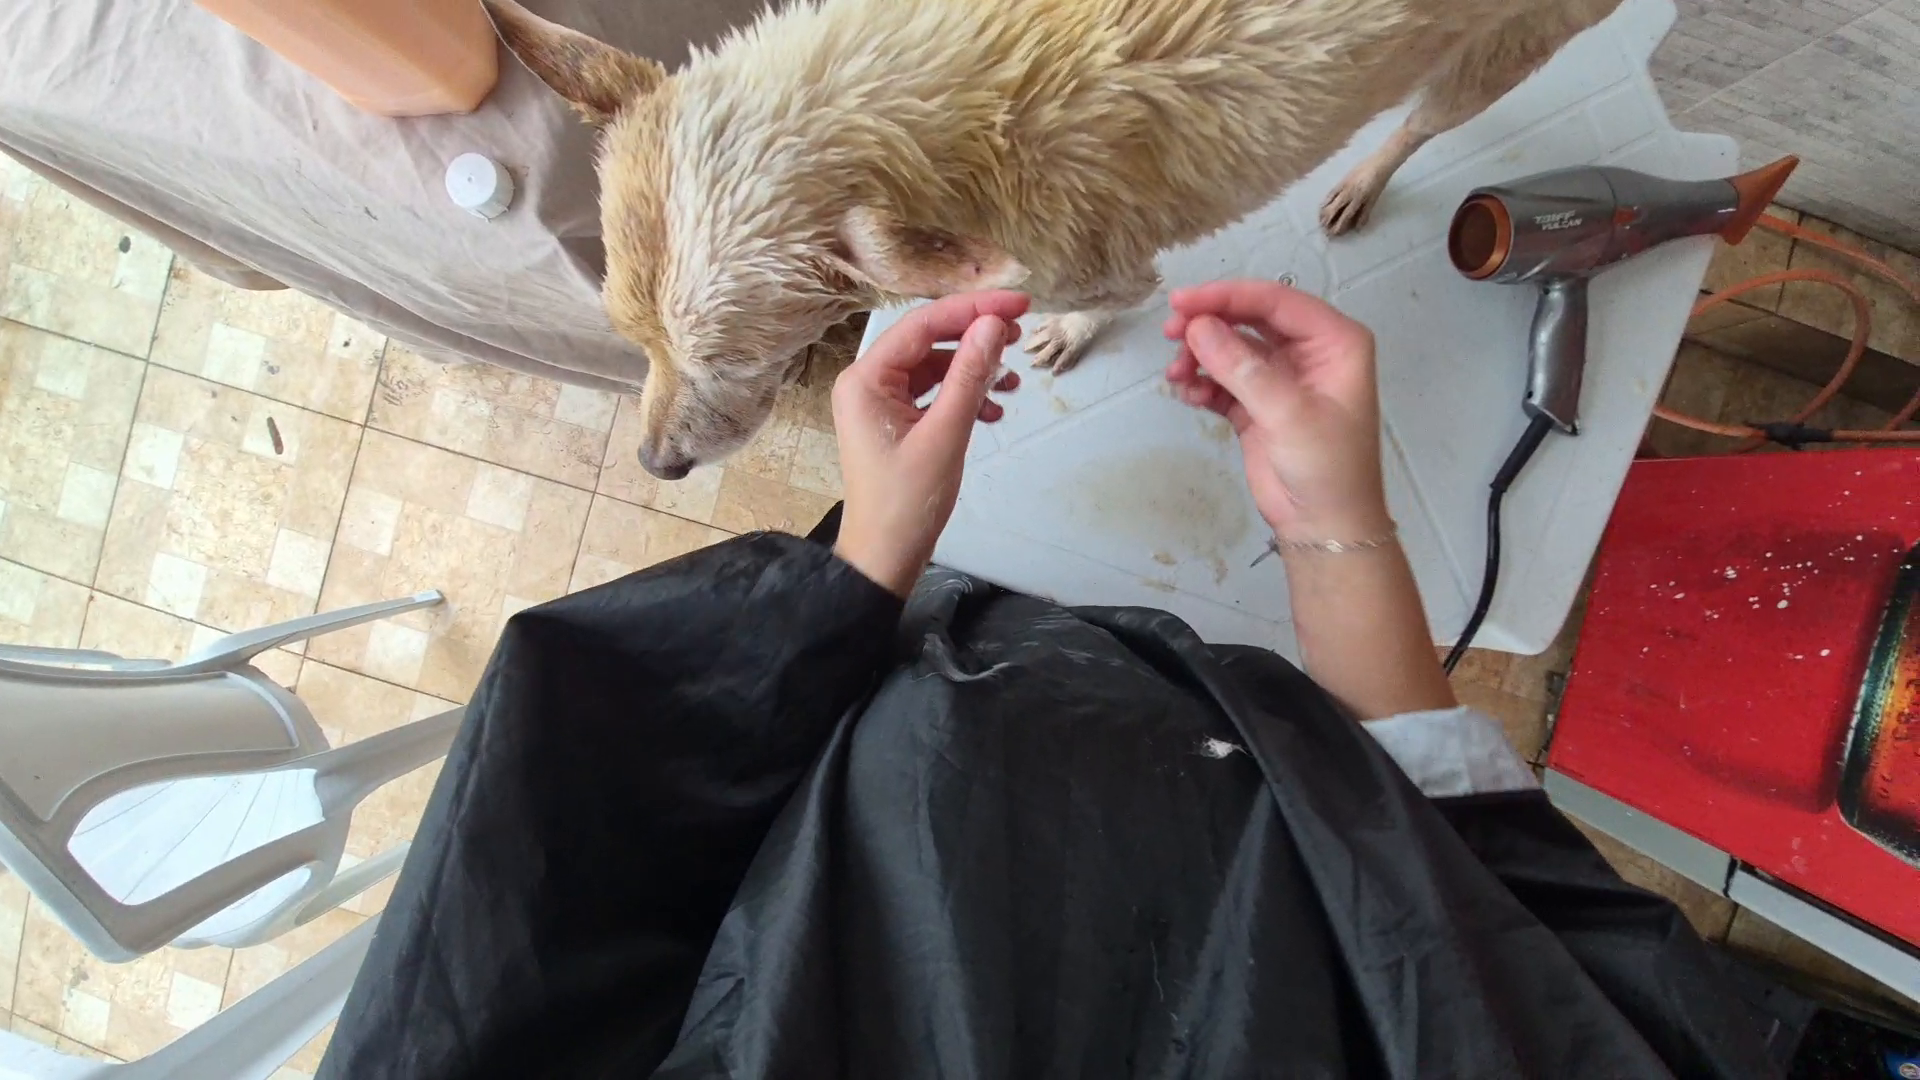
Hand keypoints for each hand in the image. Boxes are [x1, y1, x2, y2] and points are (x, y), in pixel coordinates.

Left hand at [832, 291, 1027, 596]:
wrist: (886, 557)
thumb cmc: (908, 502)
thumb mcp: (945, 434)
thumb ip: (969, 375)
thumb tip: (994, 326)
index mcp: (866, 379)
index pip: (923, 324)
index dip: (973, 309)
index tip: (1019, 304)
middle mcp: (867, 384)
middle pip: (928, 342)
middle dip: (976, 339)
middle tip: (1021, 336)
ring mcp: (880, 404)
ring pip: (935, 369)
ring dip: (974, 372)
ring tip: (1012, 383)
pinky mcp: (895, 424)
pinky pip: (933, 396)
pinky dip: (964, 398)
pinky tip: (993, 413)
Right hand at [1163, 281, 1388, 542]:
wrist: (1322, 524)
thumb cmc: (1325, 467)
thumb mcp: (1287, 413)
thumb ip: (1241, 369)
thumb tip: (1197, 328)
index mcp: (1333, 342)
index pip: (1275, 302)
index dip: (1227, 297)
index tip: (1182, 302)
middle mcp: (1307, 353)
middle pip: (1249, 320)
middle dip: (1208, 324)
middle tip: (1170, 333)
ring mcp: (1279, 380)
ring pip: (1230, 350)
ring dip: (1200, 357)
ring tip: (1176, 376)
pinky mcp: (1255, 406)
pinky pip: (1222, 382)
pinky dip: (1202, 385)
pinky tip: (1189, 396)